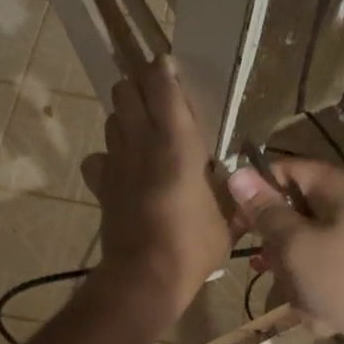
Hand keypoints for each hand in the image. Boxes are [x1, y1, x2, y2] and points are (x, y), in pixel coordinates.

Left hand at [79, 58, 231, 324]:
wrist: (146, 276)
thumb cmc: (193, 246)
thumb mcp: (228, 220)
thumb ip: (235, 196)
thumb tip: (245, 189)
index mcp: (178, 143)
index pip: (162, 85)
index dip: (163, 70)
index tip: (171, 68)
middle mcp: (143, 142)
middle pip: (125, 90)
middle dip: (139, 87)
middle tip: (159, 100)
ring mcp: (116, 162)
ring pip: (112, 119)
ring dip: (126, 119)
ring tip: (145, 134)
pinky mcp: (101, 185)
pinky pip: (98, 158)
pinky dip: (108, 158)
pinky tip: (123, 171)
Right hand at [226, 159, 343, 343]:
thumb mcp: (297, 246)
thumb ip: (266, 212)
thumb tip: (238, 173)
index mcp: (337, 187)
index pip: (283, 170)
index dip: (255, 193)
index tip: (236, 224)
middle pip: (293, 214)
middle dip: (278, 249)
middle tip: (270, 271)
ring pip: (306, 250)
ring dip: (296, 278)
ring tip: (304, 301)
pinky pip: (327, 273)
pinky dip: (318, 293)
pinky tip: (323, 316)